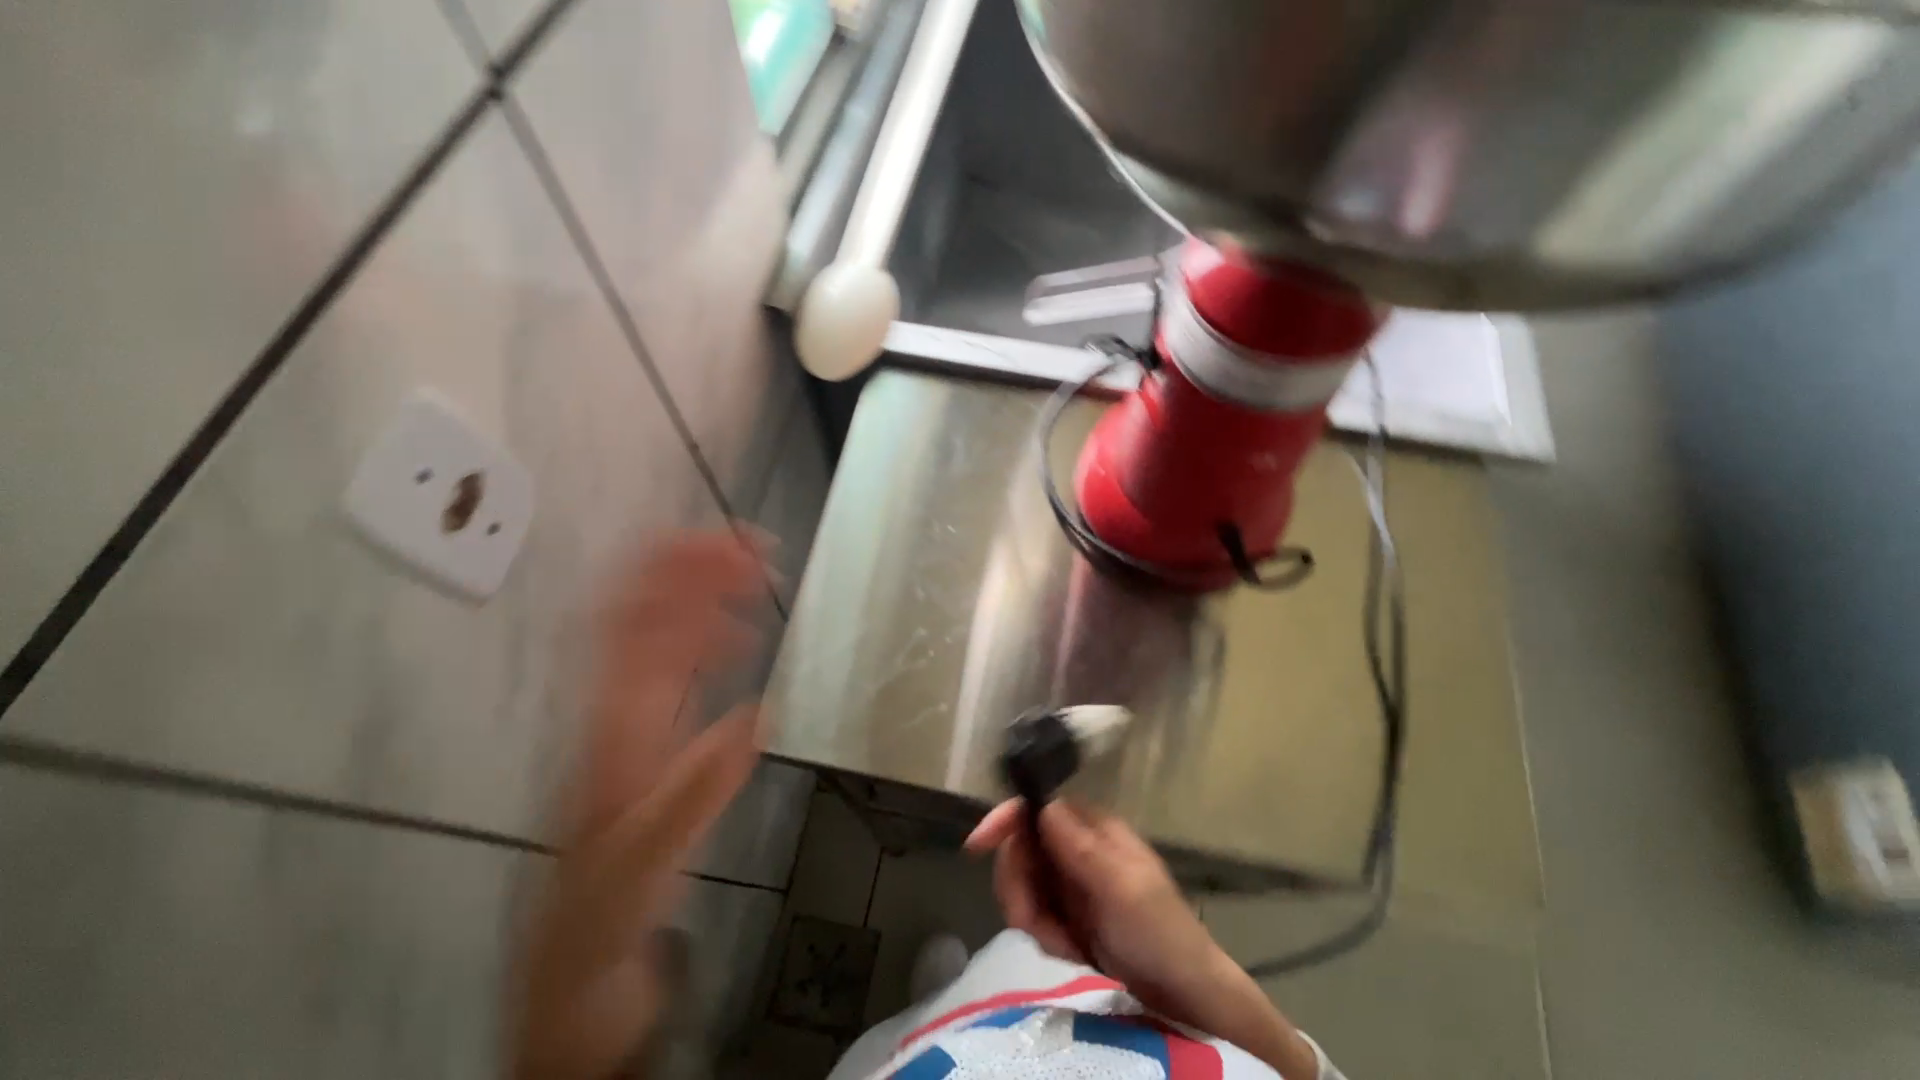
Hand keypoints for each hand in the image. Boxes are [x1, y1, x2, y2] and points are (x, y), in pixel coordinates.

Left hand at [512, 531, 772, 1079]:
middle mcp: (608, 716)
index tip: (742, 551)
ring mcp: (618, 730)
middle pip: (635, 615)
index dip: (682, 576)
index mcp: (610, 732)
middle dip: (691, 567)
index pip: (636, 627)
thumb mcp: (647, 861)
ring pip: (649, 638)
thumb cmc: (603, 917)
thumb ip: (695, 790)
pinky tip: (734, 646)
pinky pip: (664, 676)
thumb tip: (754, 714)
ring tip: (751, 580)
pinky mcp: (634, 749)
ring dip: (696, 596)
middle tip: (756, 549)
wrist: (570, 976)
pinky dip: (701, 643)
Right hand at [965, 799, 1222, 1016]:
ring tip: (1066, 947)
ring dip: (1036, 921)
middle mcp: (1078, 849)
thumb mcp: (1122, 888)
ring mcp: (1073, 883)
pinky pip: (1036, 918)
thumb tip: (1042, 804)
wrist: (1186, 991)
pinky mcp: (1070, 914)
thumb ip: (1080, 848)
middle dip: (1020, 892)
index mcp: (1094, 830)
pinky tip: (1074, 953)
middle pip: (1020, 853)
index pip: (1035, 810)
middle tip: (1035, 925)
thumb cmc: (1160, 932)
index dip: (1003, 822)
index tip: (975, 846)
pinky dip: (1048, 937)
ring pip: (1023, 889)